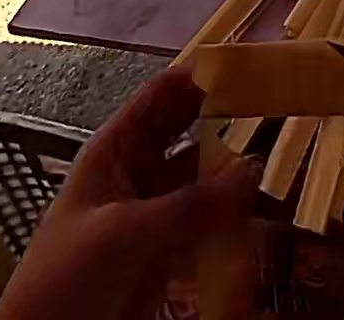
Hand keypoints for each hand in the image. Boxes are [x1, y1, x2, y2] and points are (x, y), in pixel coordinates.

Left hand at [0, 67, 255, 319]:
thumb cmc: (63, 278)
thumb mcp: (121, 234)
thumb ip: (188, 204)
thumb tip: (253, 171)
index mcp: (118, 146)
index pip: (164, 92)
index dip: (202, 73)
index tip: (247, 64)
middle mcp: (142, 165)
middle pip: (192, 124)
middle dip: (229, 113)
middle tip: (276, 101)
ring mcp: (159, 202)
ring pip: (207, 168)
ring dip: (237, 163)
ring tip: (280, 151)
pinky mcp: (173, 240)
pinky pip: (212, 212)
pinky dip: (236, 206)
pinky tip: (265, 201)